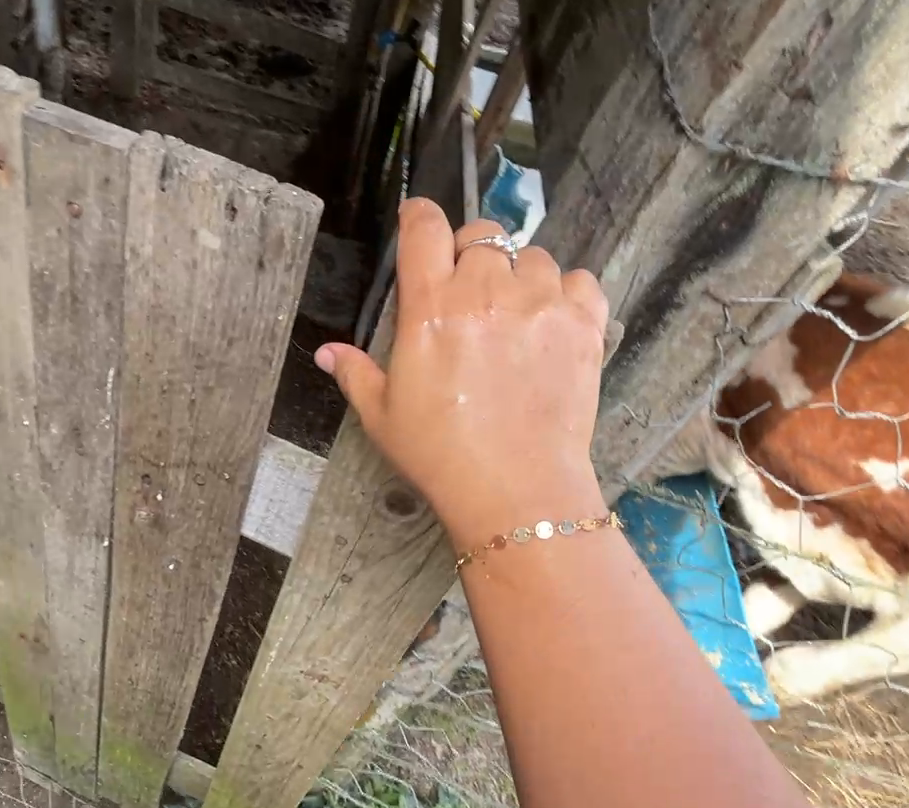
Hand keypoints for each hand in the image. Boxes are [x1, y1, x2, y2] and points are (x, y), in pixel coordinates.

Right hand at [315, 200, 609, 545]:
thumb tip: (326, 352)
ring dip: (517, 275)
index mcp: (430, 308)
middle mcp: (486, 291)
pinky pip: (577, 280)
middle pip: (482, 235)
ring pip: (532, 256)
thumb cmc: (438, 454)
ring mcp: (539, 304)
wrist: (514, 489)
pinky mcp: (582, 324)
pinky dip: (563, 293)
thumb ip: (355, 373)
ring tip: (511, 316)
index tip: (418, 221)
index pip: (424, 229)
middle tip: (467, 290)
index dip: (419, 216)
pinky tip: (549, 324)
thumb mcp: (382, 416)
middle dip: (469, 252)